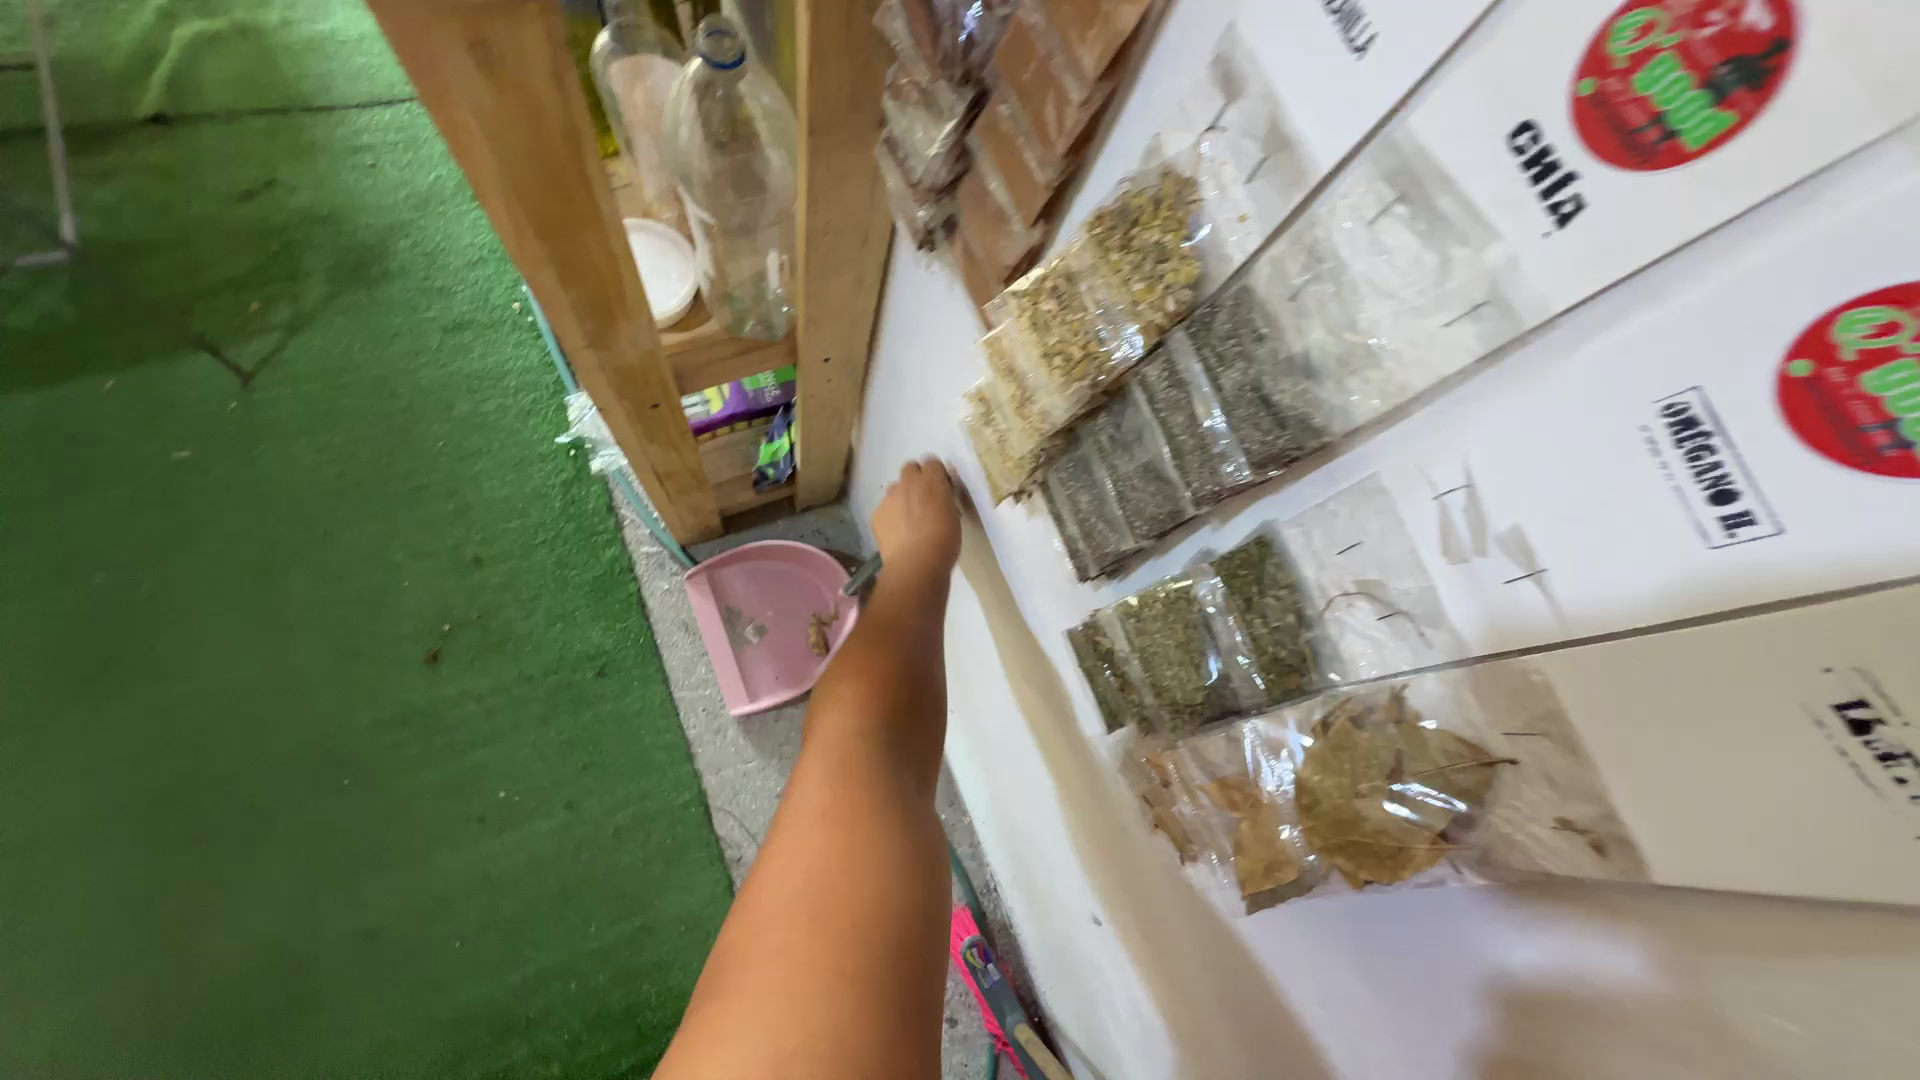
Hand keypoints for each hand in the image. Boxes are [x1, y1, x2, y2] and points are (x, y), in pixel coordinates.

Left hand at [871, 458, 960, 582]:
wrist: (916, 562)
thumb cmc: (944, 541)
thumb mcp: (954, 516)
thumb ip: (944, 502)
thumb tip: (940, 502)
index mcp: (933, 480)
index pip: (932, 462)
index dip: (936, 474)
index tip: (940, 488)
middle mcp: (909, 482)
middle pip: (910, 468)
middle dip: (915, 479)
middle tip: (923, 500)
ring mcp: (890, 497)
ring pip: (895, 488)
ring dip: (901, 497)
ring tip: (908, 519)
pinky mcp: (877, 513)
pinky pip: (884, 508)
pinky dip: (890, 516)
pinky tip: (897, 533)